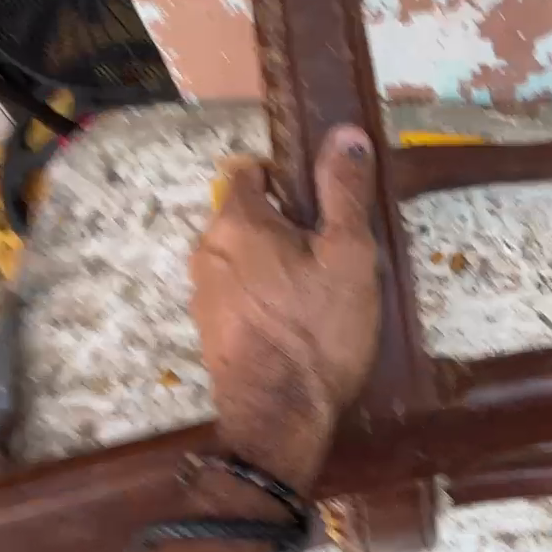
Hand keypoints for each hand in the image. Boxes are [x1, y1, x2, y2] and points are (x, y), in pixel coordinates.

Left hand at [190, 125, 380, 485]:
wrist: (279, 419)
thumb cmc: (318, 329)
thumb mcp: (348, 255)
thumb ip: (344, 191)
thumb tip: (346, 132)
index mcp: (237, 222)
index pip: (247, 169)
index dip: (284, 176)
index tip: (319, 203)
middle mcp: (207, 251)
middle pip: (248, 215)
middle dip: (286, 224)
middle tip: (333, 256)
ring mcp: (203, 294)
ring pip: (244, 256)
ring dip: (276, 262)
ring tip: (320, 295)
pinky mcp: (210, 329)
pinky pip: (239, 291)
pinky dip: (264, 294)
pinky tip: (297, 324)